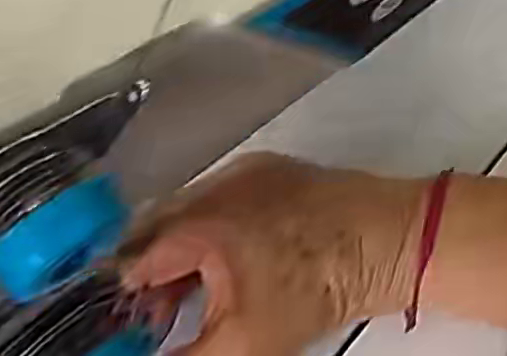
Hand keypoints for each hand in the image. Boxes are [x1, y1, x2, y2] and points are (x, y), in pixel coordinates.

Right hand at [119, 153, 423, 355]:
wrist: (386, 238)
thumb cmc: (317, 285)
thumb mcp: (238, 344)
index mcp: (206, 219)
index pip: (135, 258)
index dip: (122, 300)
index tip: (120, 331)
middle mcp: (225, 182)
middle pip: (160, 226)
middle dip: (151, 274)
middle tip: (157, 319)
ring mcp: (255, 170)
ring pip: (194, 208)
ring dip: (182, 250)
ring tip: (190, 298)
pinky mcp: (280, 169)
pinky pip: (226, 195)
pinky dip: (214, 226)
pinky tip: (227, 262)